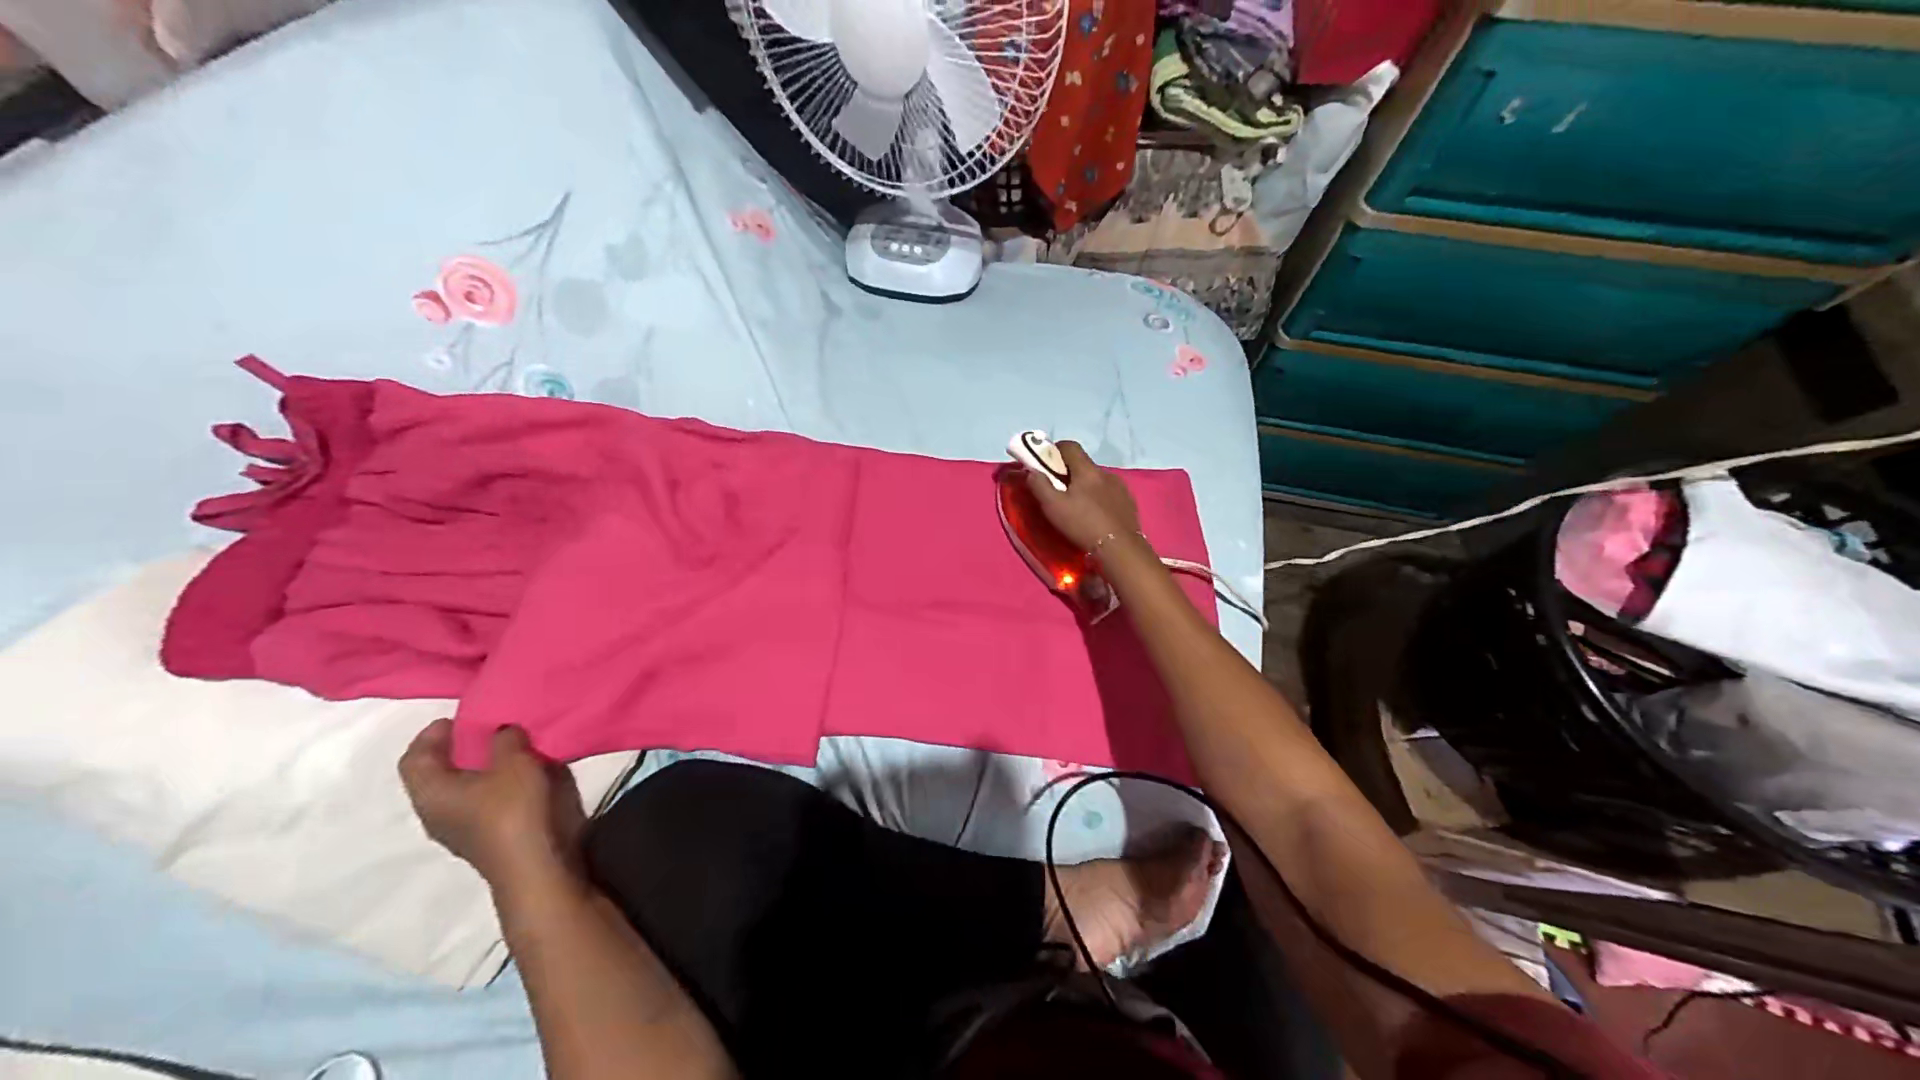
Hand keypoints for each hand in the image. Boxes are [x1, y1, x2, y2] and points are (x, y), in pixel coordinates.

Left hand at [399, 719, 586, 884]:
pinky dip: (488, 784)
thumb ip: (504, 739)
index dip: (431, 734)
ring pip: (455, 790)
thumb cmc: (513, 808)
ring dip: (474, 769)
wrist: (533, 862)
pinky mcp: (480, 837)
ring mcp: (456, 829)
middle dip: (454, 750)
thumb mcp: (514, 761)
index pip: (414, 758)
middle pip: (433, 775)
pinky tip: (514, 778)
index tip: (458, 717)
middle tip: (484, 730)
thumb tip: (500, 731)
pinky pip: (475, 802)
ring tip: (504, 751)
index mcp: (430, 792)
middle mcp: (433, 812)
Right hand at [1025, 440, 1144, 554]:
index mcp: (1087, 470)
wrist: (1120, 548)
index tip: (1046, 462)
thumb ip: (1039, 485)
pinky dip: (1100, 497)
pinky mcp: (1129, 502)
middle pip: (1084, 464)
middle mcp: (1106, 473)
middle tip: (1059, 489)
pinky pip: (1110, 492)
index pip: (1070, 446)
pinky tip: (1096, 515)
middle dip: (1070, 472)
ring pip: (1097, 479)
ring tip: (1079, 505)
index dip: (1056, 449)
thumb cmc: (1083, 524)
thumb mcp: (1053, 507)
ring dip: (1086, 486)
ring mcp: (1121, 487)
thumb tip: (1032, 471)